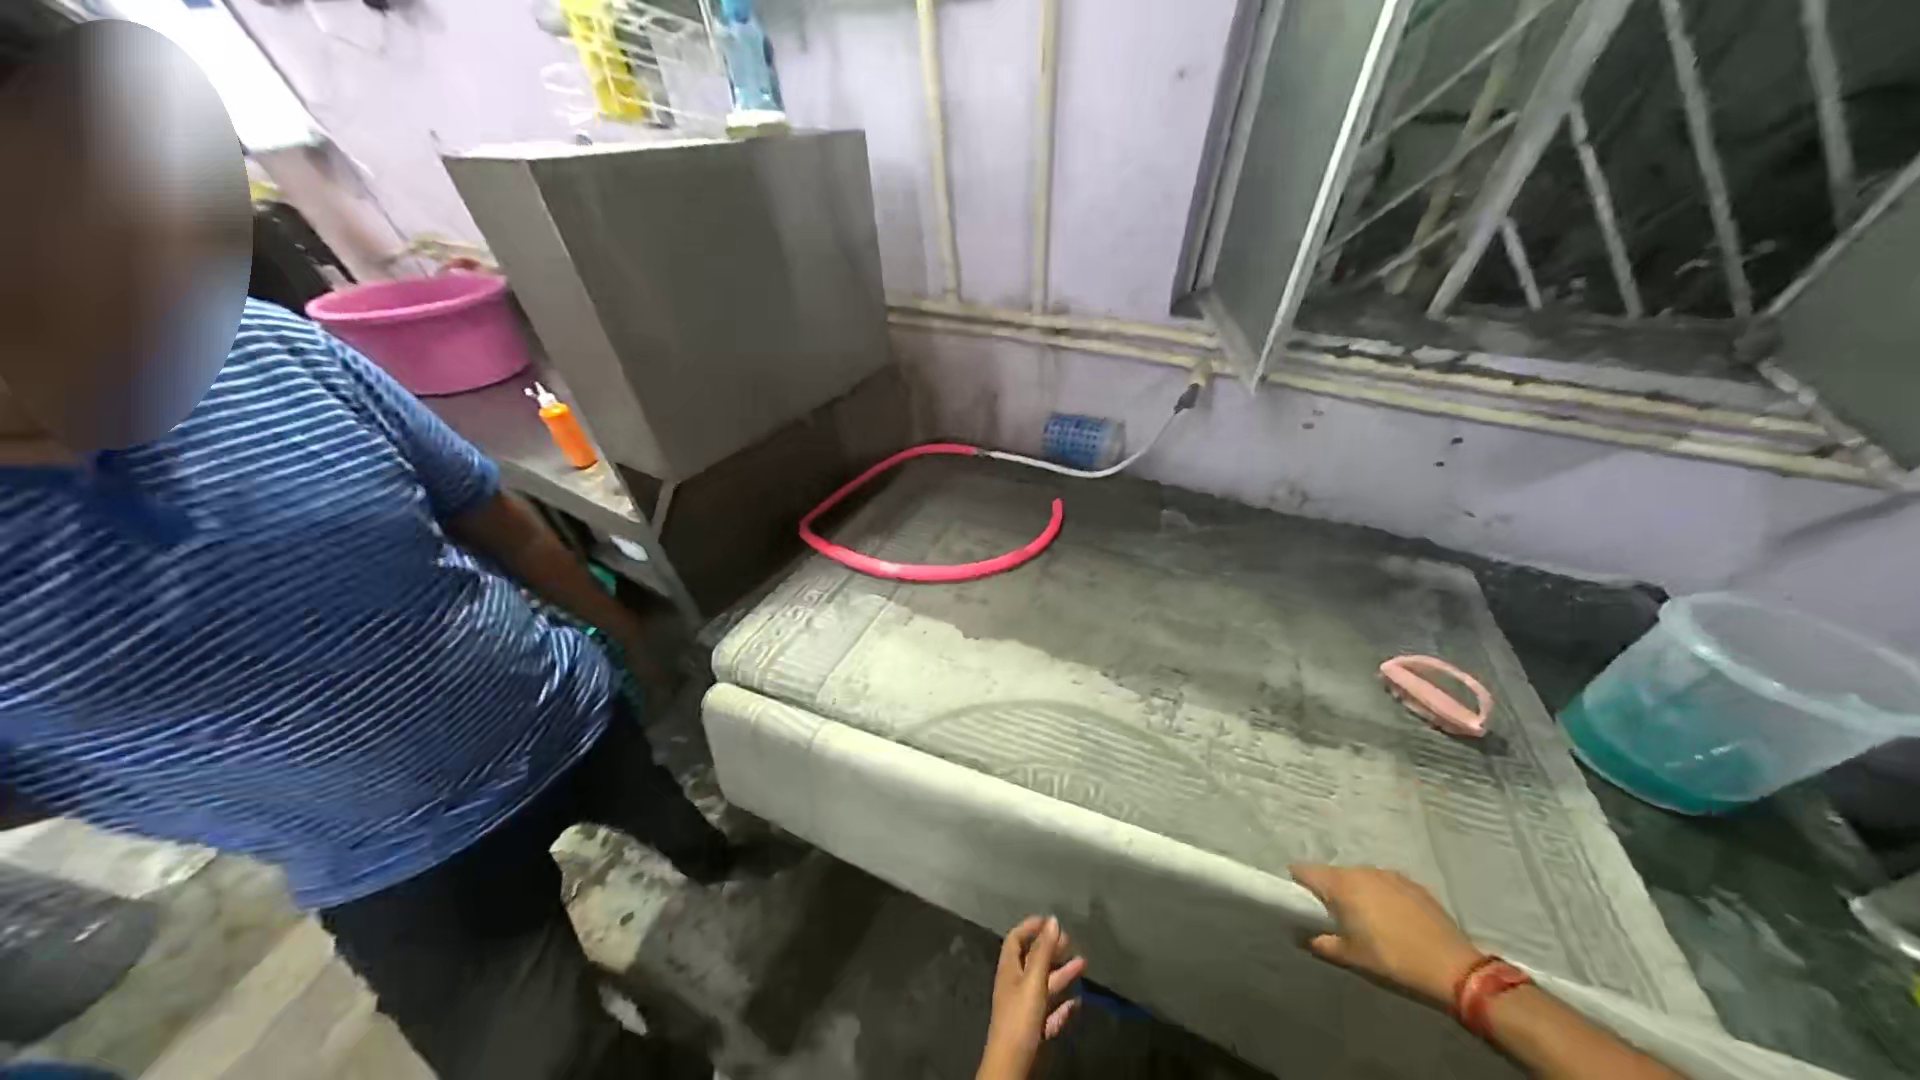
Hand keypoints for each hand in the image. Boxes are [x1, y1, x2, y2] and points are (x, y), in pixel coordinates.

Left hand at [977, 916, 1085, 1079]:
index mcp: (1009, 970)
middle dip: (1051, 949)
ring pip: (1044, 985)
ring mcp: (1023, 1008)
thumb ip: (1043, 952)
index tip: (1050, 921)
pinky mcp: (1033, 1029)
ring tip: (1083, 964)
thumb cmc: (1020, 1018)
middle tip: (1070, 940)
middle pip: (1032, 960)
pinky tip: (1076, 1002)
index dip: (1031, 927)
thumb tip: (1052, 920)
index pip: (1015, 939)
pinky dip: (1062, 1005)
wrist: (1011, 1066)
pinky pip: (1049, 1011)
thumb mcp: (1033, 981)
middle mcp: (1015, 985)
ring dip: (1062, 974)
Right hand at [1291, 864, 1484, 1005]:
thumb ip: (1320, 944)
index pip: (1304, 870)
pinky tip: (1395, 919)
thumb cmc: (1393, 960)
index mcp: (1341, 884)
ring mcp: (1390, 874)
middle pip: (1332, 873)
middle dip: (1329, 891)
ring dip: (1356, 892)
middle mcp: (1362, 871)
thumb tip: (1302, 936)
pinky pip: (1385, 883)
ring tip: (1368, 920)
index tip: (1301, 902)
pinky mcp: (1414, 884)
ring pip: (1360, 877)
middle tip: (1336, 918)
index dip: (1297, 883)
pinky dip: (1381, 895)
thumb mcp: (1351, 957)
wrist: (1455, 969)